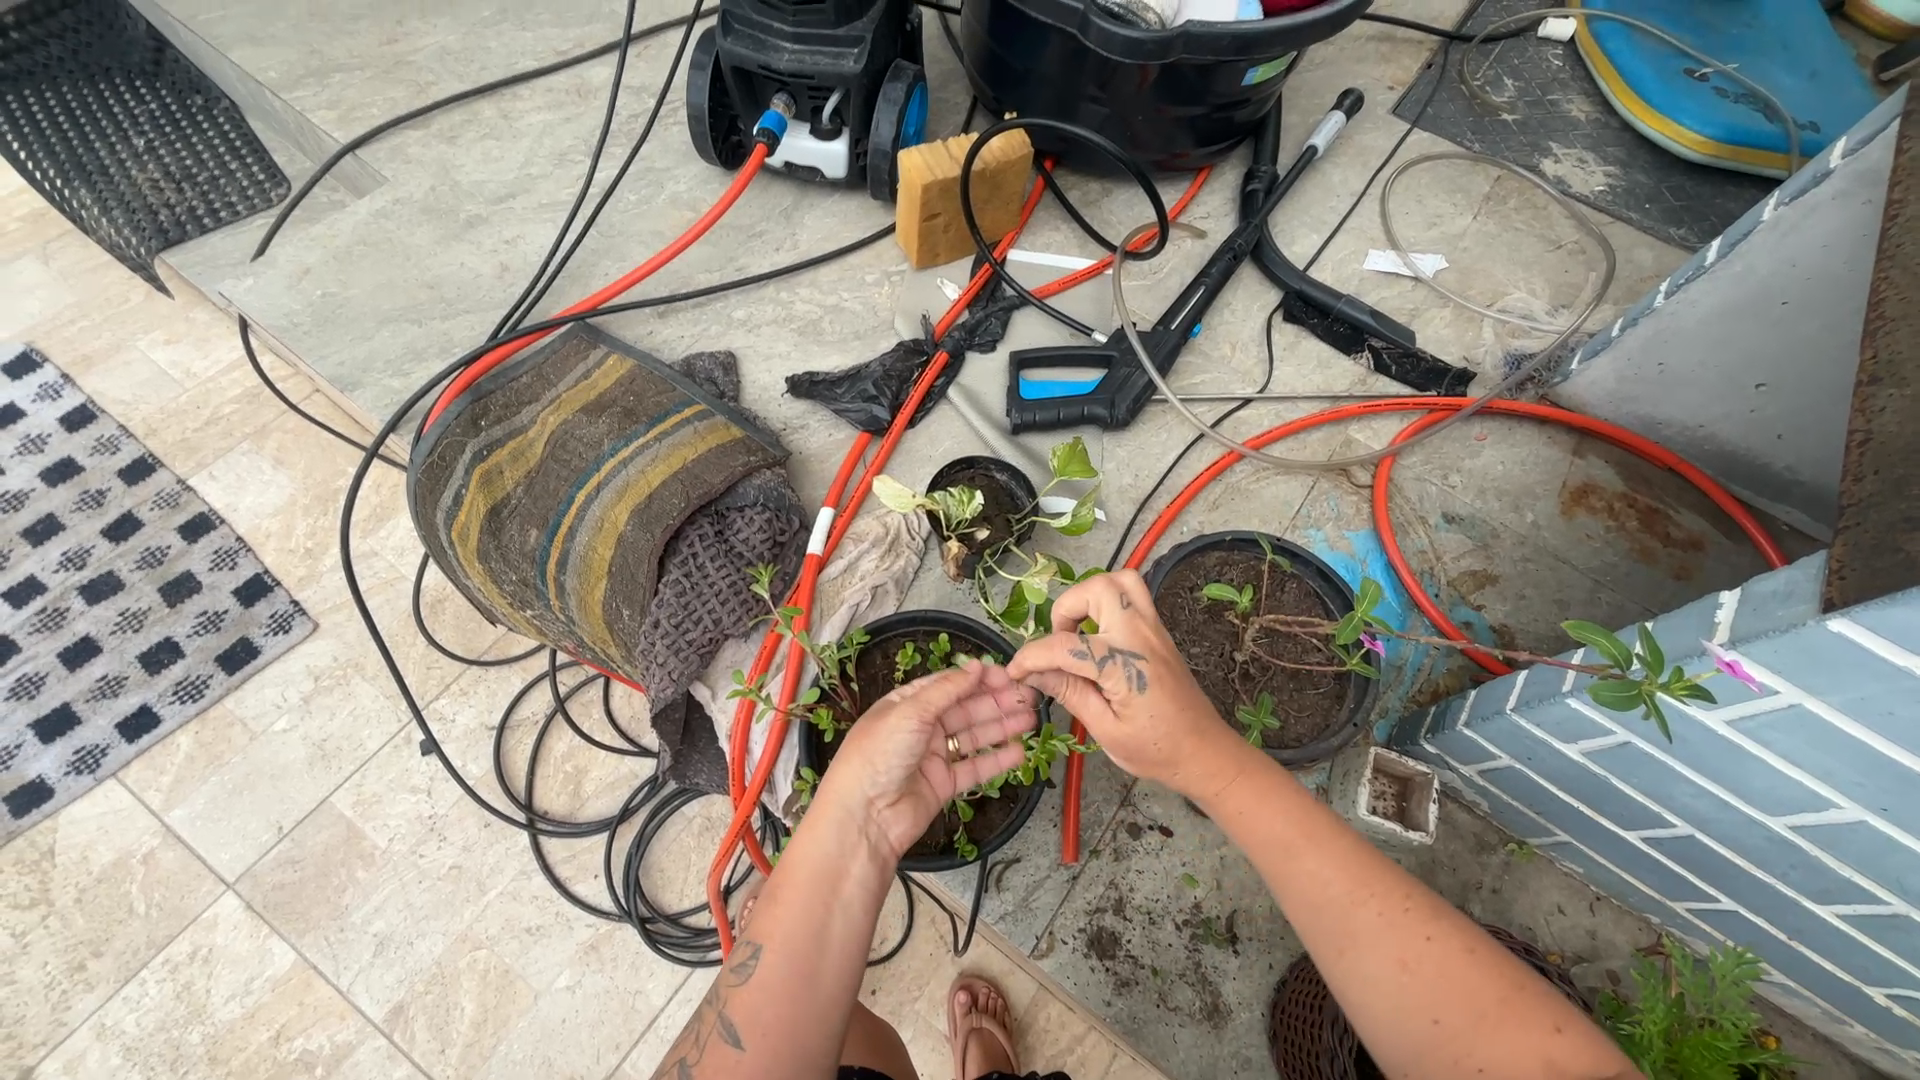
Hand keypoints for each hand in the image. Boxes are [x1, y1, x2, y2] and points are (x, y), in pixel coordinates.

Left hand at [810, 660, 1037, 861]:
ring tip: (1031, 719)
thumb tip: (976, 665)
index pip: (949, 685)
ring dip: (1002, 727)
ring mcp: (932, 757)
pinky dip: (996, 760)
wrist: (864, 816)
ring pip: (973, 737)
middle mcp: (921, 727)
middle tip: (1029, 697)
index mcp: (907, 704)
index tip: (1009, 676)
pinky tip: (1019, 751)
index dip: (979, 679)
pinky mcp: (943, 785)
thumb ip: (947, 690)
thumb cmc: (878, 755)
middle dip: (997, 702)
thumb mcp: (910, 712)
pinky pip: (974, 768)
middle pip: (966, 709)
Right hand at [1007, 570, 1251, 798]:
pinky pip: (1134, 596)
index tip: (1015, 672)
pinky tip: (1098, 638)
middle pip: (1098, 589)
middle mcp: (1140, 636)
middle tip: (1059, 642)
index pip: (1065, 647)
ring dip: (1090, 597)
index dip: (1031, 657)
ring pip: (1120, 582)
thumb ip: (1069, 693)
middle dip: (1067, 608)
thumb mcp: (1104, 730)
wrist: (1205, 752)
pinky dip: (1108, 604)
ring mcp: (1154, 629)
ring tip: (1079, 632)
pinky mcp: (1159, 632)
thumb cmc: (1156, 750)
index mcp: (1124, 665)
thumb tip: (1033, 672)